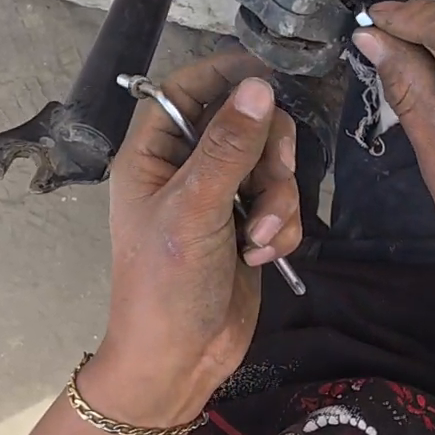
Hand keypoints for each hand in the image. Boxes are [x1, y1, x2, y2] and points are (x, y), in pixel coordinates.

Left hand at [86, 53, 302, 425]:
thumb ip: (229, 146)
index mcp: (154, 153)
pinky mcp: (247, 226)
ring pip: (271, 165)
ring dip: (277, 201)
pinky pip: (281, 202)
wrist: (182, 359)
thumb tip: (259, 85)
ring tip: (257, 240)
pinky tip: (262, 256)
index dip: (224, 75)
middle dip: (268, 155)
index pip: (186, 88)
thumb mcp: (195, 209)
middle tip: (270, 183)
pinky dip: (280, 228)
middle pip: (244, 122)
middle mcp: (186, 167)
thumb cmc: (167, 283)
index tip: (268, 77)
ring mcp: (220, 197)